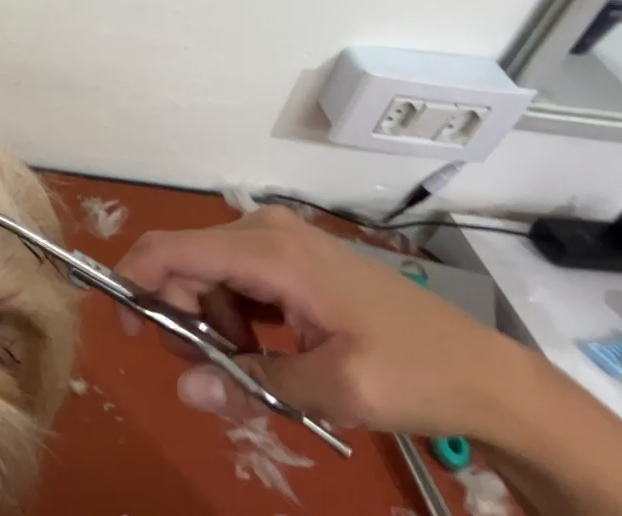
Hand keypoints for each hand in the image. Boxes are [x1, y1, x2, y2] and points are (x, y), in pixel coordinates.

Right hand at [113, 205, 523, 440]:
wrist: (490, 377)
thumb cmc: (417, 375)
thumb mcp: (334, 390)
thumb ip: (252, 384)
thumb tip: (186, 390)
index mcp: (269, 251)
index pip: (167, 250)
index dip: (132, 284)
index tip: (130, 332)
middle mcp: (263, 231)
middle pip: (182, 264)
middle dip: (182, 317)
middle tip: (213, 369)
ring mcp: (277, 241)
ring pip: (203, 275)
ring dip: (210, 323)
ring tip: (251, 366)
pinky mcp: (289, 258)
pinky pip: (231, 279)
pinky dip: (233, 317)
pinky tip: (265, 349)